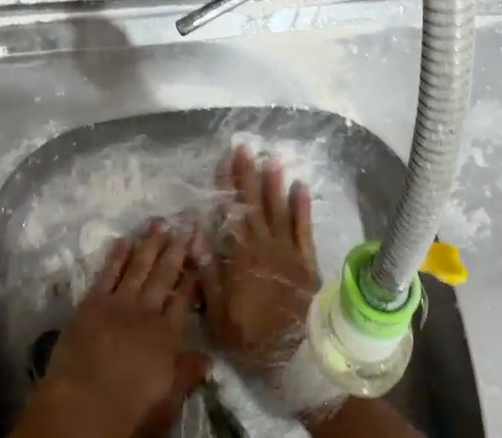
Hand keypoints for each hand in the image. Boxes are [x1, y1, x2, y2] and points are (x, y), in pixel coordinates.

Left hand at [14, 222, 209, 437]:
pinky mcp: (91, 303)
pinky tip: (124, 240)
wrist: (82, 405)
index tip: (199, 255)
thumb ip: (186, 376)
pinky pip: (107, 273)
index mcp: (167, 335)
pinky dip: (116, 255)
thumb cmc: (128, 411)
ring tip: (159, 222)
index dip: (191, 277)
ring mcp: (118, 303)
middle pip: (164, 274)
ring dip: (149, 243)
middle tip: (187, 222)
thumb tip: (207, 357)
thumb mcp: (167, 402)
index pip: (183, 299)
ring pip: (138, 266)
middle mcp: (146, 311)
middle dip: (177, 248)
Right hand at [195, 146, 321, 376]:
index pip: (231, 211)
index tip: (224, 160)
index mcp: (240, 256)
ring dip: (274, 183)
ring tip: (272, 157)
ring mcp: (287, 251)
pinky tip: (300, 186)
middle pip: (254, 203)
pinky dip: (302, 206)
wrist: (296, 355)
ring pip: (279, 209)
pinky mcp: (306, 261)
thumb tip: (195, 240)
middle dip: (248, 174)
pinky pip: (303, 228)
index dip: (227, 185)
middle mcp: (264, 246)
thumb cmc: (251, 337)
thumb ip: (207, 275)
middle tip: (246, 147)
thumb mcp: (218, 313)